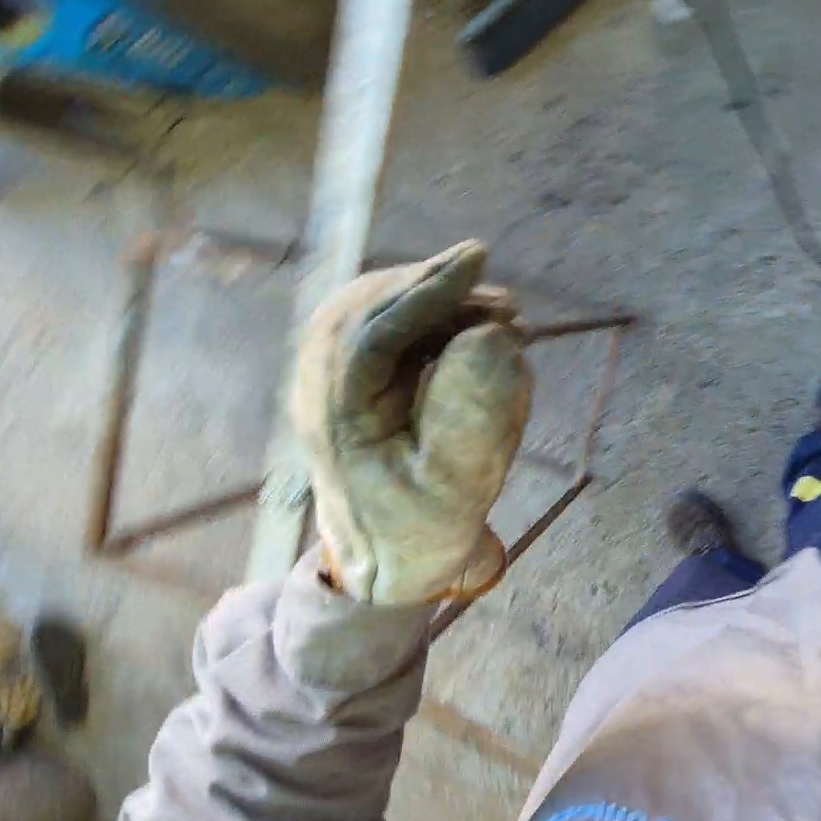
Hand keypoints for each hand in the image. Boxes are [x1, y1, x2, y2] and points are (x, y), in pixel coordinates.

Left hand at [291, 240, 530, 605]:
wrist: (388, 558)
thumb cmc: (426, 528)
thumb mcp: (461, 488)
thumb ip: (477, 418)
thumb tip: (491, 338)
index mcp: (338, 416)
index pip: (375, 331)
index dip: (429, 292)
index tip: (479, 261)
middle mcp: (318, 387)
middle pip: (367, 305)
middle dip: (437, 287)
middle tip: (502, 299)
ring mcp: (324, 379)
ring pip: (370, 306)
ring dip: (433, 296)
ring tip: (494, 309)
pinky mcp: (344, 378)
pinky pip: (377, 321)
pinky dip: (424, 311)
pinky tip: (464, 320)